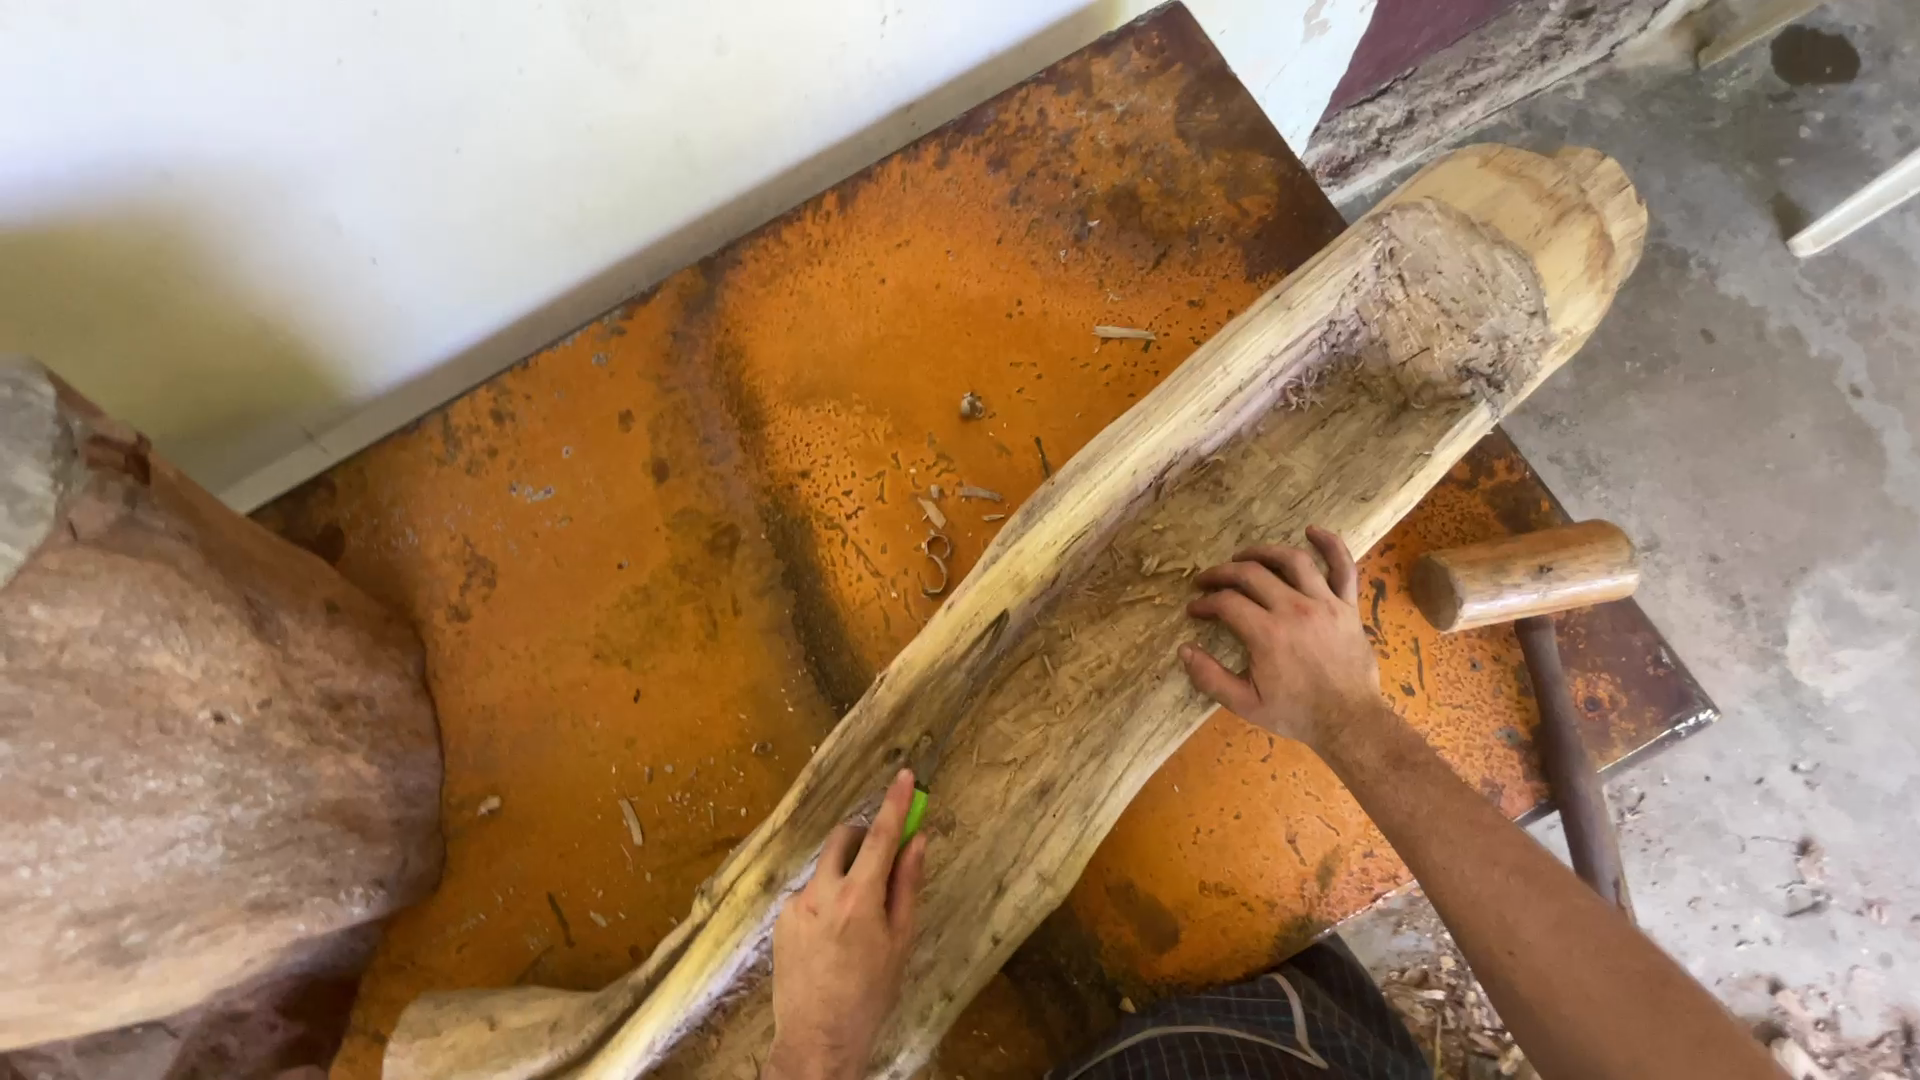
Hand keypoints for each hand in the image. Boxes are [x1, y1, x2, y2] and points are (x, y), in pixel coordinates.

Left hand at [767, 769, 927, 1079]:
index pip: (881, 835)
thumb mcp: (901, 941)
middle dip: (864, 838)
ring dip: (845, 873)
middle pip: (844, 837)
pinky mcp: (781, 919)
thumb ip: (907, 884)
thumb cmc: (870, 994)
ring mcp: (797, 904)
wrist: (817, 1041)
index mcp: (858, 897)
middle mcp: (823, 891)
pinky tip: (833, 937)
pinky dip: (827, 897)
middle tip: (880, 863)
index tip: (906, 775)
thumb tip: (917, 840)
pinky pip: (810, 891)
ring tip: (855, 919)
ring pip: (827, 866)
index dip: (896, 802)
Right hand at [1179, 526, 1384, 753]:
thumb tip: (1184, 650)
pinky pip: (1343, 567)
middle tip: (1207, 582)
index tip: (1195, 610)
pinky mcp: (1347, 606)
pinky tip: (1312, 531)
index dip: (1205, 603)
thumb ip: (1210, 677)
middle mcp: (1294, 609)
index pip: (1226, 602)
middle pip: (1251, 574)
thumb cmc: (1296, 713)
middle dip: (1221, 574)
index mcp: (1267, 634)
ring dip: (1261, 553)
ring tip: (1244, 558)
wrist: (1350, 722)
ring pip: (1291, 560)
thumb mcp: (1244, 703)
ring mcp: (1324, 603)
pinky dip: (1330, 545)